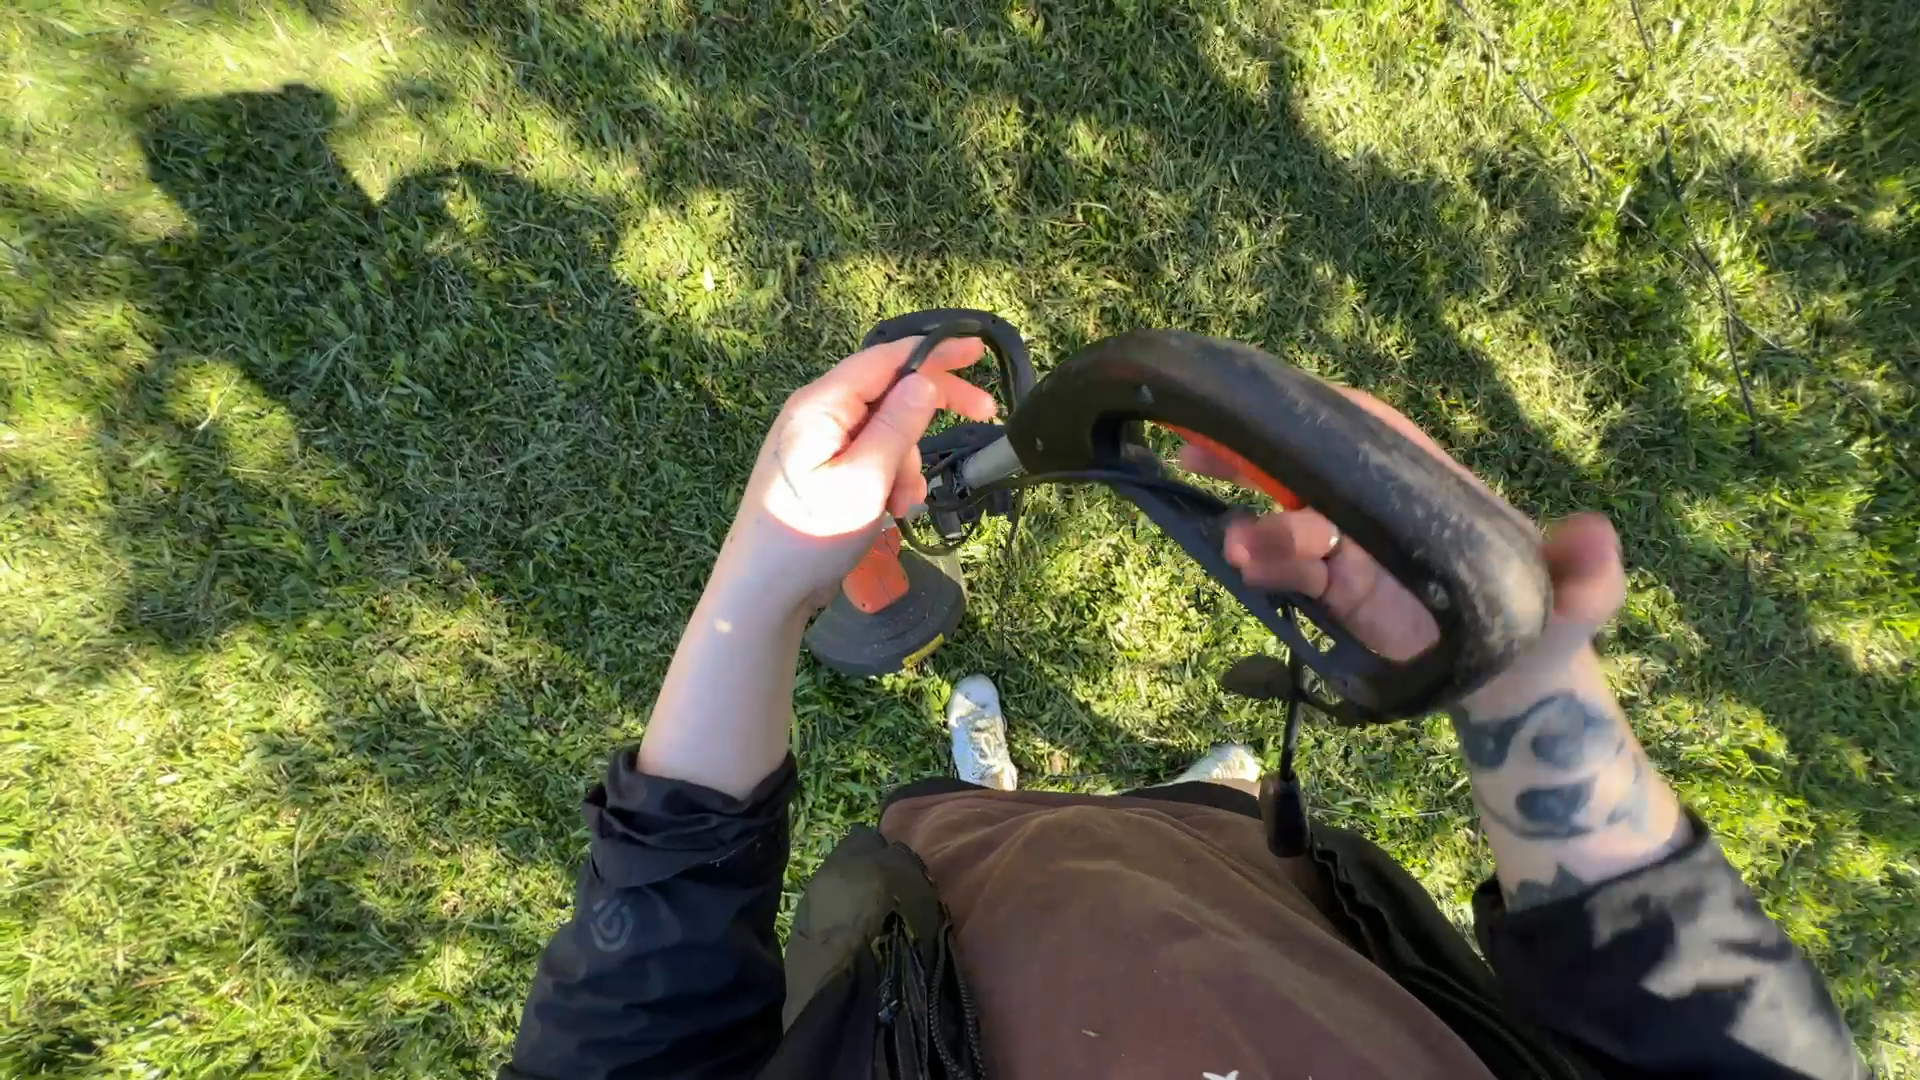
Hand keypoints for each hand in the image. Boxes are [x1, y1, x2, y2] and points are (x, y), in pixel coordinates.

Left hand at [710, 335, 997, 614]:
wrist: (764, 589)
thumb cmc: (811, 536)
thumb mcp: (864, 480)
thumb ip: (897, 427)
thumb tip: (924, 381)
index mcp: (823, 404)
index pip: (886, 359)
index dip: (934, 352)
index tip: (977, 350)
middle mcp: (819, 412)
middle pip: (889, 390)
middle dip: (932, 410)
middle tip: (985, 415)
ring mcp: (820, 441)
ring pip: (886, 429)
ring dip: (907, 461)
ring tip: (903, 503)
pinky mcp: (825, 467)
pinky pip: (871, 455)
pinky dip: (891, 476)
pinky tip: (893, 507)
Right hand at [1176, 385, 1626, 678]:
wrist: (1508, 683)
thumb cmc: (1545, 623)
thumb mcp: (1580, 598)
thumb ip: (1589, 573)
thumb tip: (1594, 534)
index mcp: (1424, 486)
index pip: (1370, 433)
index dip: (1324, 414)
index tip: (1276, 405)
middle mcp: (1375, 509)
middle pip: (1304, 469)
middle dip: (1251, 455)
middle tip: (1200, 448)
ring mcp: (1347, 550)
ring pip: (1285, 523)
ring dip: (1255, 528)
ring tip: (1234, 544)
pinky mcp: (1330, 591)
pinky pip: (1287, 572)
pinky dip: (1264, 567)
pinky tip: (1244, 568)